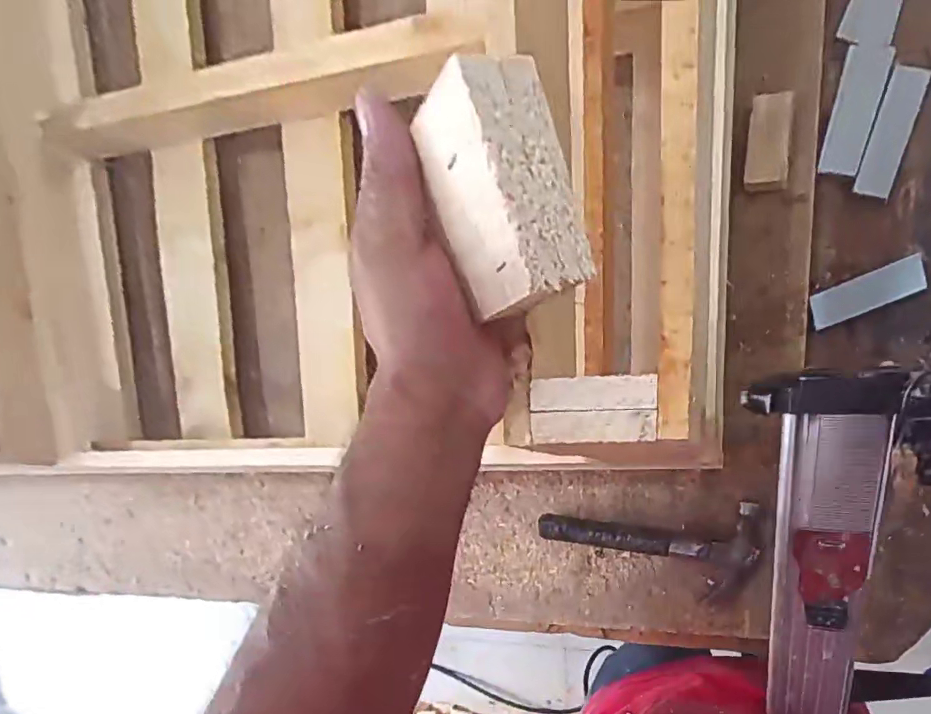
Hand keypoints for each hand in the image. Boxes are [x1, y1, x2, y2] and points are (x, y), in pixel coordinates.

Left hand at [351, 90, 528, 429]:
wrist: (452, 395)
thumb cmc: (414, 321)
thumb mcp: (395, 243)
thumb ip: (393, 182)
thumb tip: (373, 100)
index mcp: (395, 228)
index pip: (414, 170)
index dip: (438, 142)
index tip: (473, 117)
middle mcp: (433, 251)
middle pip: (462, 202)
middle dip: (487, 180)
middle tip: (524, 154)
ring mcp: (471, 282)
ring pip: (496, 238)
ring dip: (517, 219)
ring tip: (546, 190)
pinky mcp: (504, 307)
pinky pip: (523, 275)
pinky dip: (536, 260)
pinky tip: (556, 241)